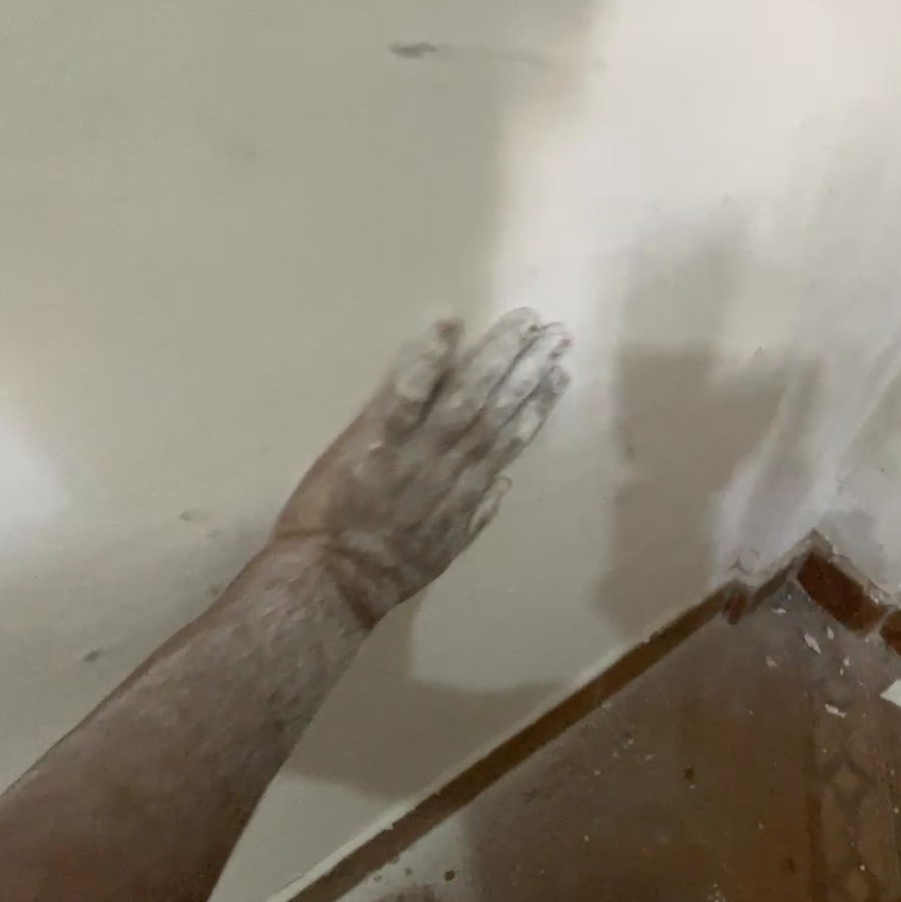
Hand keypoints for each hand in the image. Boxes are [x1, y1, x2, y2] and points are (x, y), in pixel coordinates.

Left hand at [270, 308, 571, 624]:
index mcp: (470, 488)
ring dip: (499, 355)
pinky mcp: (377, 436)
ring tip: (524, 322)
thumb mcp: (446, 551)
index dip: (539, 403)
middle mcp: (454, 461)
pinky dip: (429, 359)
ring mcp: (418, 447)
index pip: (512, 436)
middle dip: (530, 367)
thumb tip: (504, 484)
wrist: (338, 579)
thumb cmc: (390, 569)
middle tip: (557, 332)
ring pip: (467, 394)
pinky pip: (408, 392)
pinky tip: (448, 324)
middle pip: (498, 406)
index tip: (561, 373)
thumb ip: (476, 516)